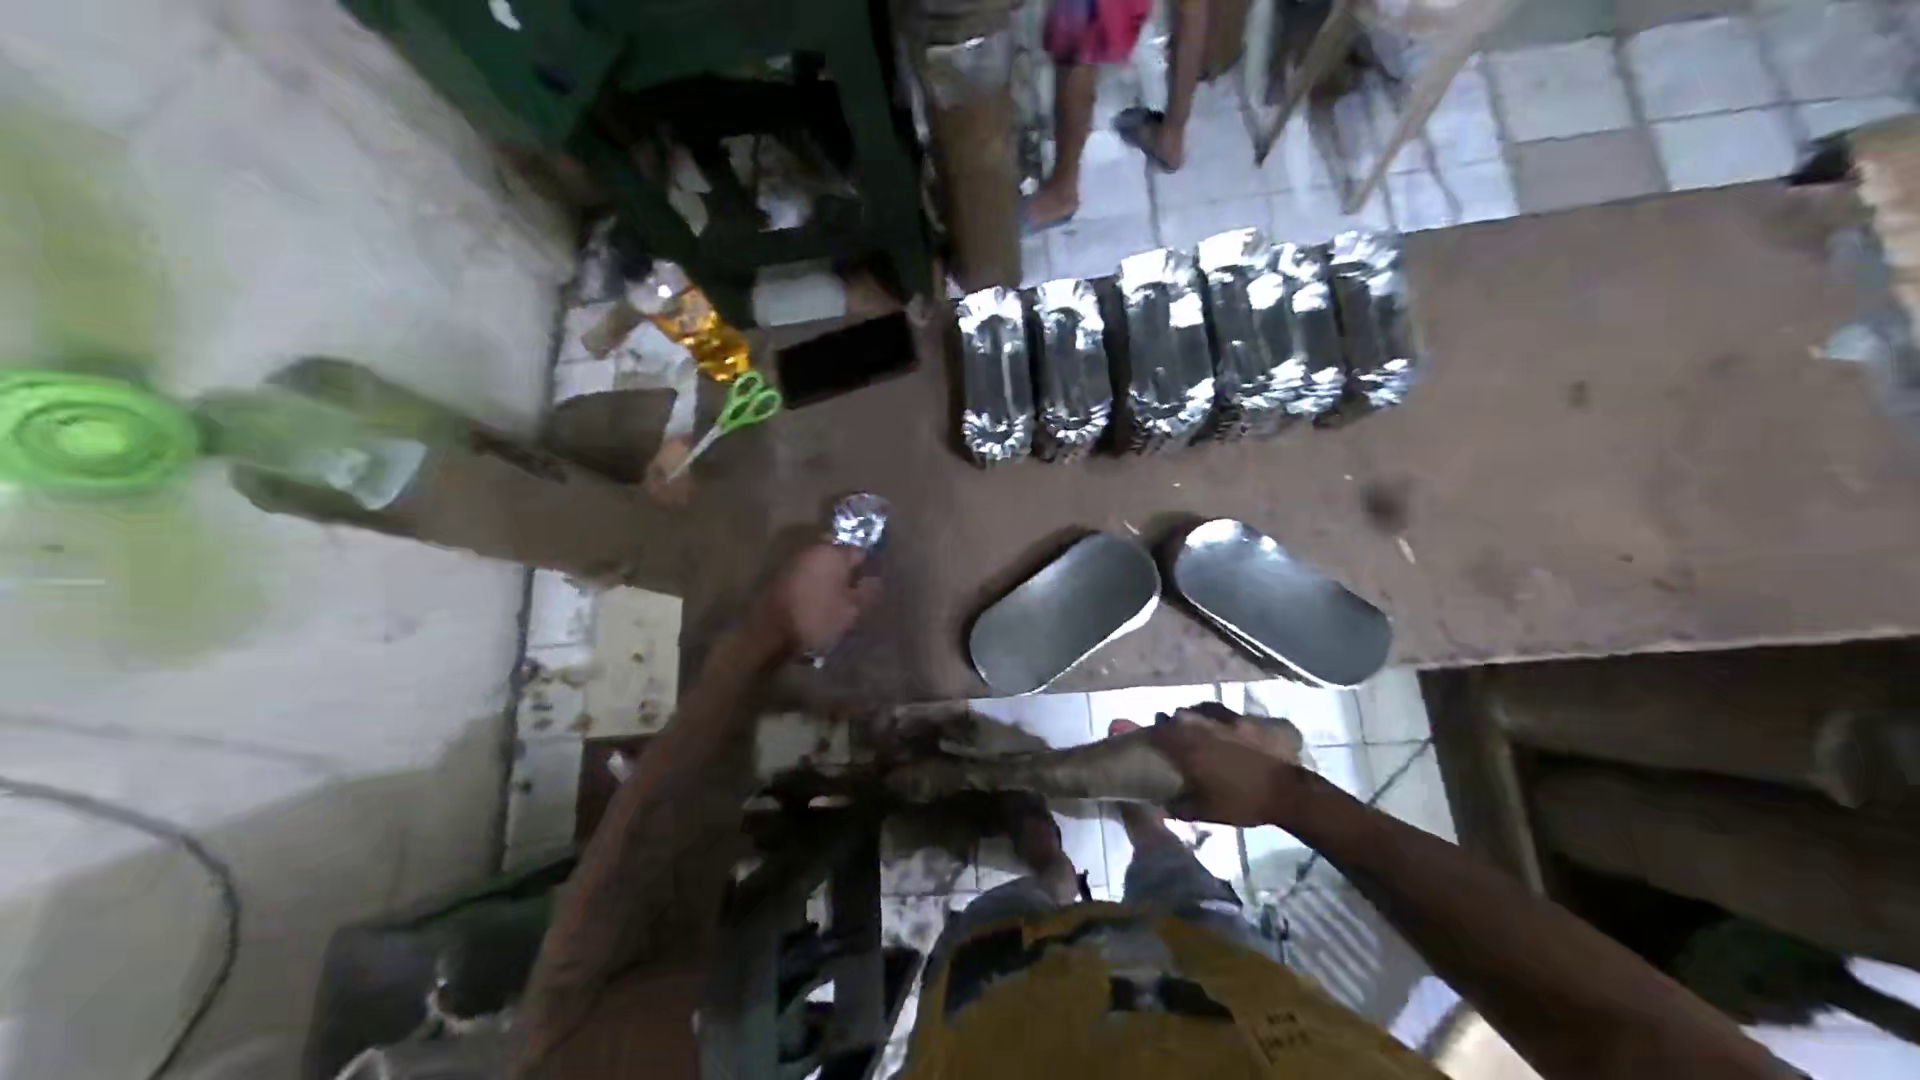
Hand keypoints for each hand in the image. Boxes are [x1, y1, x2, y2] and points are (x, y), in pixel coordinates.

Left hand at [747, 541, 881, 658]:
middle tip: (853, 591)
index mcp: (833, 552)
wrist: (770, 632)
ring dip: (830, 574)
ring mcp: (794, 560)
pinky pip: (807, 572)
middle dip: (847, 568)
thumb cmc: (816, 617)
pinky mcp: (782, 575)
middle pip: (838, 553)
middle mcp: (813, 549)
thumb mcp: (851, 610)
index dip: (867, 569)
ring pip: (821, 561)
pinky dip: (815, 581)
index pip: (860, 551)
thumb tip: (876, 580)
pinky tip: (818, 600)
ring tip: (836, 599)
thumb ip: (868, 592)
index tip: (869, 587)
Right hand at [1145, 707, 1307, 825]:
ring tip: (1195, 724)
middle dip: (1172, 723)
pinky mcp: (1247, 719)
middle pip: (1178, 717)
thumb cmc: (1243, 803)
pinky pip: (1224, 711)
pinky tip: (1221, 723)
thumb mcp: (1206, 812)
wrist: (1288, 793)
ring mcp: (1226, 721)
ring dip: (1194, 715)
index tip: (1148, 740)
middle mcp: (1203, 728)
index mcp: (1189, 749)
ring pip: (1200, 709)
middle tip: (1173, 734)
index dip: (1151, 735)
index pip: (1160, 734)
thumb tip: (1161, 805)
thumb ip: (1179, 807)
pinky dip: (1217, 715)